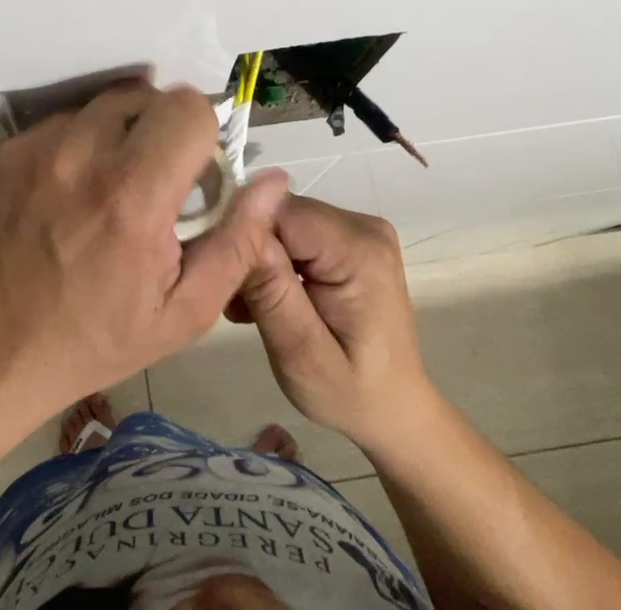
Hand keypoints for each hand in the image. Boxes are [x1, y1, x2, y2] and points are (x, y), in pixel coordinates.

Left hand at [0, 83, 289, 422]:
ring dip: (108, 141)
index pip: (187, 107)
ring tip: (98, 198)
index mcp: (130, 196)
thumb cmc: (92, 342)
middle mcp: (75, 158)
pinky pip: (49, 131)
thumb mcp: (183, 312)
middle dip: (157, 132)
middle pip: (141, 98)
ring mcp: (26, 152)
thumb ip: (238, 240)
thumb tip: (274, 181)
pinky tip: (56, 205)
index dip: (199, 136)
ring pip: (92, 112)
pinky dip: (64, 155)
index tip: (191, 174)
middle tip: (149, 185)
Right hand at [232, 196, 433, 451]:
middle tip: (238, 307)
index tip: (226, 283)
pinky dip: (275, 263)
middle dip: (249, 253)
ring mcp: (360, 230)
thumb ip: (270, 289)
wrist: (393, 409)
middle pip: (279, 214)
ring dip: (258, 262)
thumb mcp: (300, 352)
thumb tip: (240, 224)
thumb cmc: (348, 393)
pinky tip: (271, 301)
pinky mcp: (351, 239)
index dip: (242, 236)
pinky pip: (295, 234)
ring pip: (281, 222)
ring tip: (251, 311)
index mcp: (358, 250)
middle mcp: (363, 226)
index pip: (277, 210)